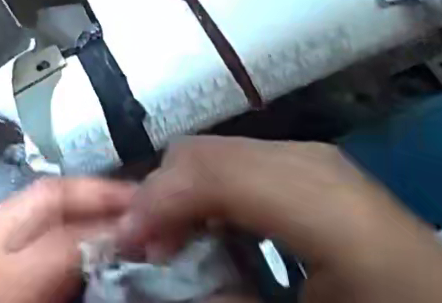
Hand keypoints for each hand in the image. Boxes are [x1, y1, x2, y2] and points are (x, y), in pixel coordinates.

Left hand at [0, 177, 137, 302]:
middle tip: (144, 203)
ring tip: (115, 211)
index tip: (156, 233)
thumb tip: (120, 275)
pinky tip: (71, 229)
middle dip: (99, 193)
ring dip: (76, 198)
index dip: (117, 235)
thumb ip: (72, 297)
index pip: (69, 239)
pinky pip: (11, 212)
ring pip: (28, 195)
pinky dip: (47, 214)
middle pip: (48, 194)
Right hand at [116, 137, 441, 302]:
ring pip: (217, 154)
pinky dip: (214, 195)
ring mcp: (314, 158)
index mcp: (317, 198)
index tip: (124, 248)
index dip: (155, 202)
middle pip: (203, 153)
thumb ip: (232, 298)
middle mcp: (308, 159)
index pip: (208, 170)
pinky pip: (242, 166)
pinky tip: (217, 237)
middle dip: (162, 197)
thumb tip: (163, 282)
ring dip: (185, 195)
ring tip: (175, 248)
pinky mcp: (317, 169)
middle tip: (145, 253)